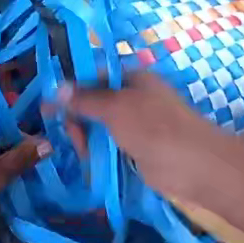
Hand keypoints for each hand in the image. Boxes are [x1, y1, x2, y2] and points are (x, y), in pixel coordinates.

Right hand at [57, 74, 232, 199]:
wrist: (194, 166)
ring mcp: (136, 125)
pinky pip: (110, 146)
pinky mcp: (137, 149)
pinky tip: (91, 162)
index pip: (95, 77)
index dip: (71, 89)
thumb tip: (58, 88)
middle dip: (79, 119)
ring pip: (100, 127)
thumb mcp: (115, 108)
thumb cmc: (155, 128)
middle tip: (74, 137)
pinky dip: (99, 153)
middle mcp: (134, 99)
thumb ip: (85, 99)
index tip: (50, 106)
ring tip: (84, 153)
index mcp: (133, 79)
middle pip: (94, 104)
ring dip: (87, 139)